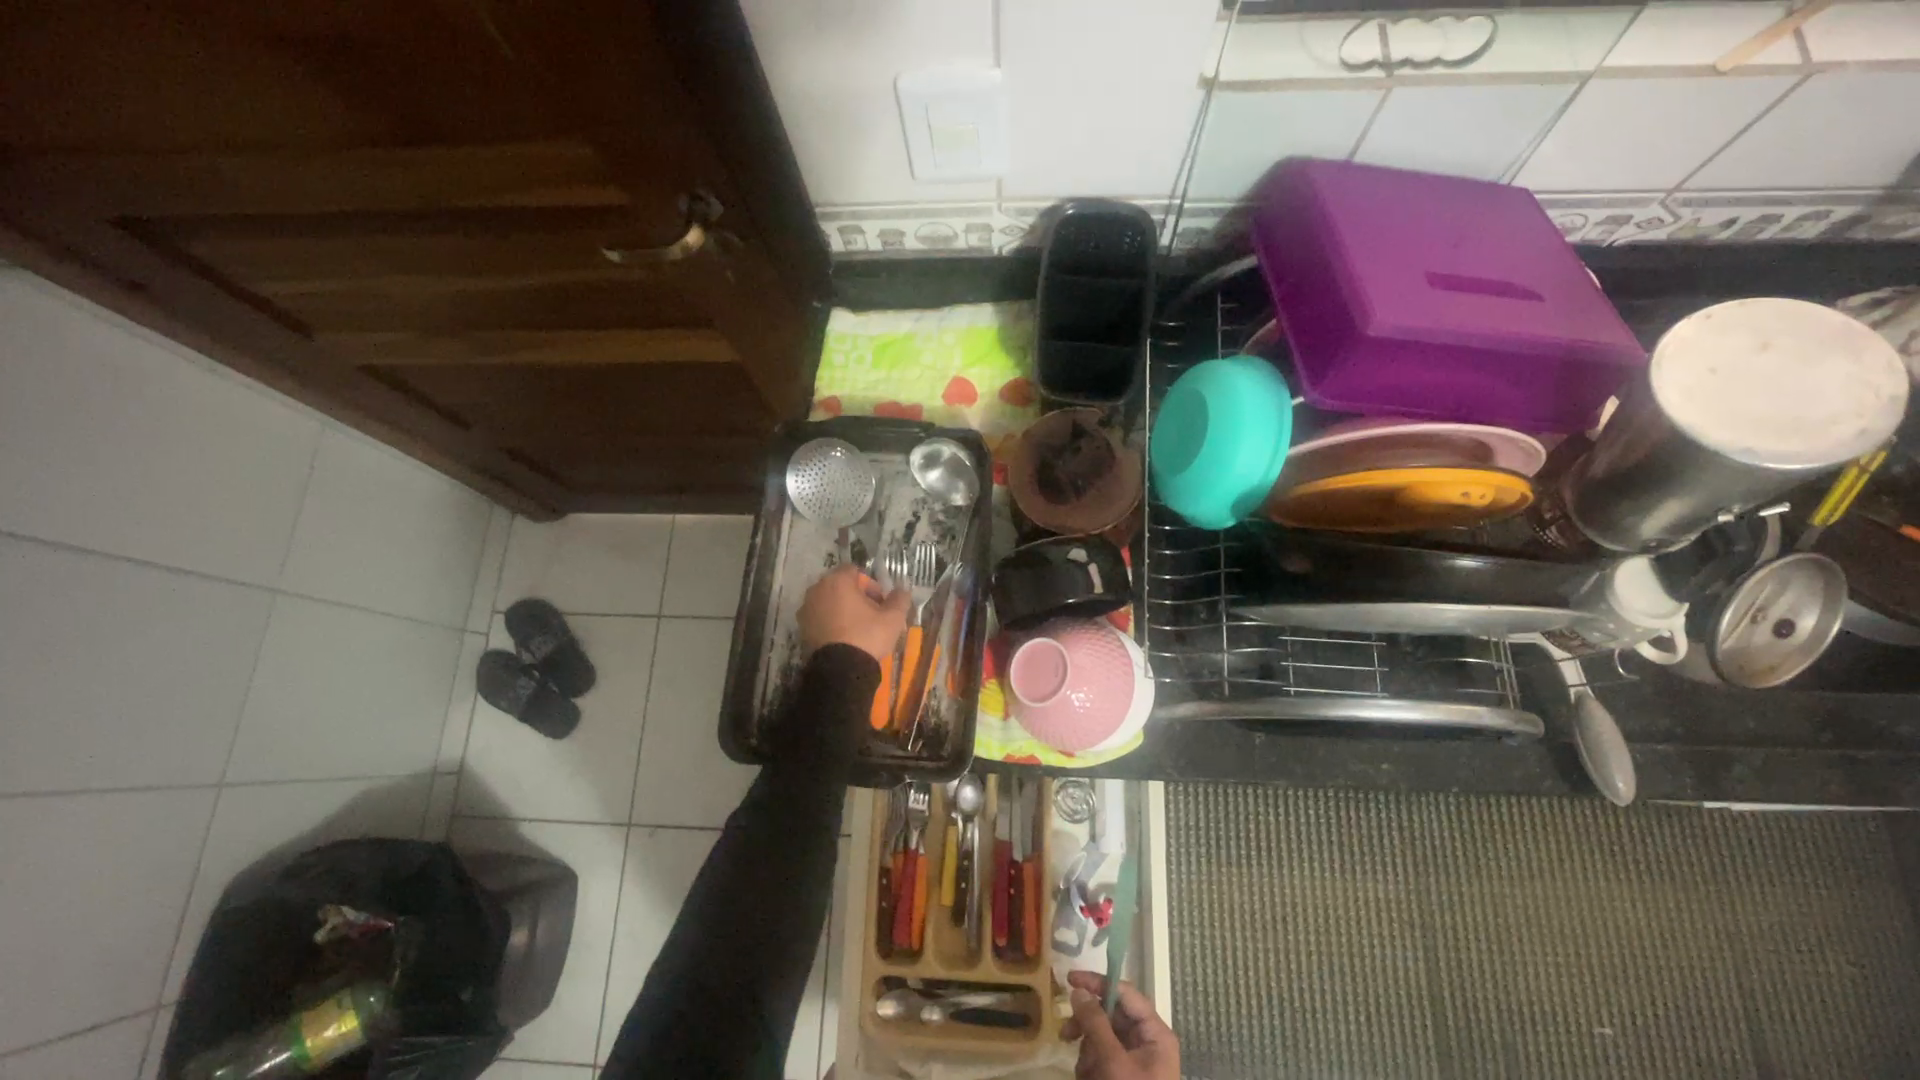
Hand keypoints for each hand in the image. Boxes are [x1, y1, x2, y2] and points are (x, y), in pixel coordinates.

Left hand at [799, 564, 909, 663]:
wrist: (840, 670)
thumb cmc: (867, 636)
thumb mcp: (893, 618)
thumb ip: (899, 599)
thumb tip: (901, 591)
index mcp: (837, 581)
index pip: (855, 572)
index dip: (871, 585)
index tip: (881, 603)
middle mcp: (817, 589)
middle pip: (840, 586)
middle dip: (857, 597)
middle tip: (872, 615)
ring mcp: (806, 609)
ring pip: (829, 602)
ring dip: (843, 610)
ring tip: (858, 629)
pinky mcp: (802, 628)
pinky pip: (820, 618)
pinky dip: (831, 622)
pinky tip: (844, 638)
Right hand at [1062, 972, 1179, 1079]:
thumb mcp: (1112, 1061)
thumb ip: (1095, 1022)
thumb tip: (1078, 990)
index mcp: (1155, 1033)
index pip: (1126, 993)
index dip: (1098, 982)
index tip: (1068, 980)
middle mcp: (1147, 1042)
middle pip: (1111, 1016)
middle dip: (1088, 1028)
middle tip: (1066, 1035)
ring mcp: (1135, 1061)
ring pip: (1102, 1038)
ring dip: (1088, 1052)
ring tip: (1087, 1075)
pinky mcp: (1123, 1076)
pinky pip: (1101, 1058)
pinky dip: (1090, 1067)